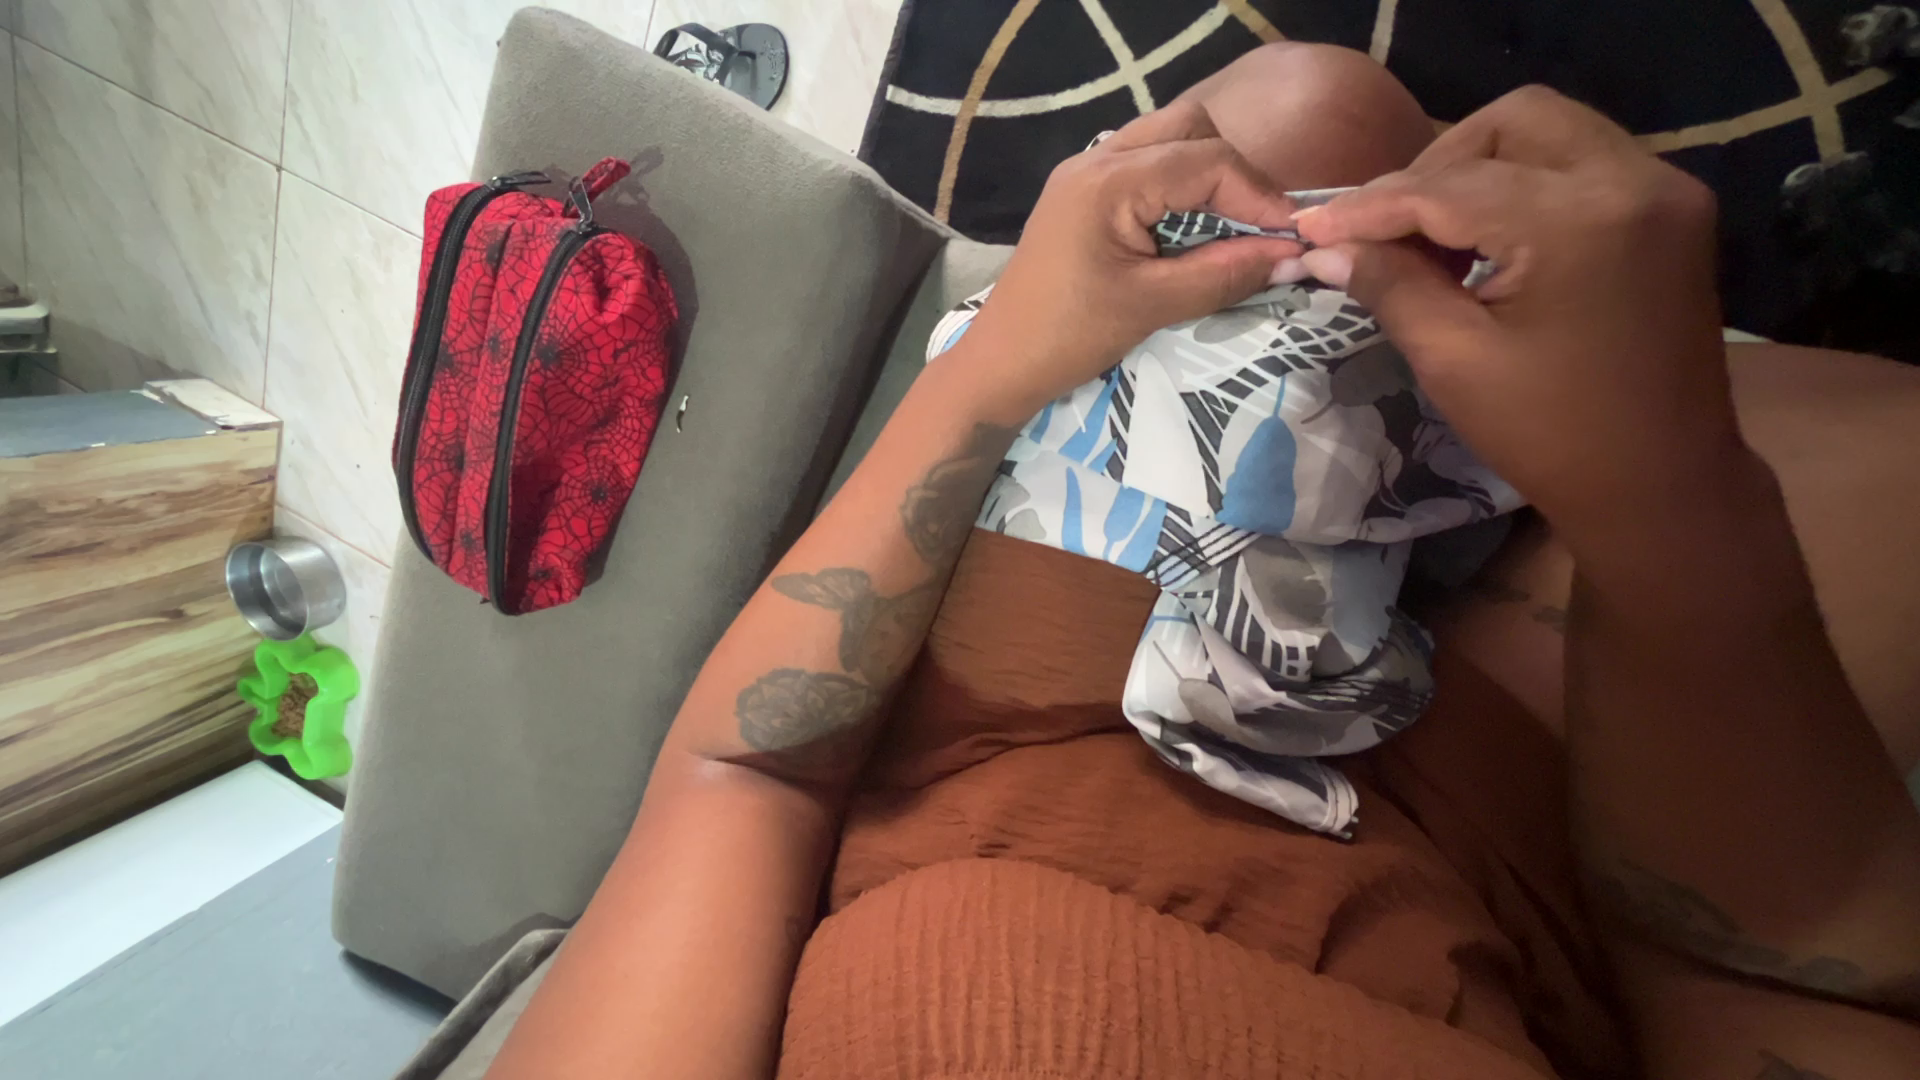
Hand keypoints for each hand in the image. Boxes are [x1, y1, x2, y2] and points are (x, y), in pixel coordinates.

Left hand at [959, 100, 1301, 417]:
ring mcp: (1082, 174)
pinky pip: (1143, 168)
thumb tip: (1291, 256)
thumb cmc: (1066, 339)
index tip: (1293, 236)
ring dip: (1206, 177)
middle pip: (1189, 131)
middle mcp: (1094, 159)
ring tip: (1232, 228)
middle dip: (1234, 174)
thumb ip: (1223, 276)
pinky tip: (1191, 228)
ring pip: (1166, 143)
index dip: (1259, 196)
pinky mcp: (1079, 196)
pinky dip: (1177, 188)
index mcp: (1108, 181)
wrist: (1000, 366)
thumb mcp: (1150, 307)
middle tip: (1259, 227)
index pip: (1206, 162)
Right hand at [1293, 86, 1748, 536]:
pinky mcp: (1664, 212)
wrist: (1656, 477)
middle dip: (1430, 168)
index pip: (1450, 187)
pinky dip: (1514, 190)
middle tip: (1378, 230)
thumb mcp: (1451, 359)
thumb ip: (1389, 286)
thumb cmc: (1545, 431)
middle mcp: (1634, 180)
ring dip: (1471, 174)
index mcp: (1578, 222)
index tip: (1309, 228)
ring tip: (1421, 240)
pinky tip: (1476, 245)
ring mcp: (1660, 191)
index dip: (1369, 207)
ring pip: (1546, 135)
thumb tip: (1324, 250)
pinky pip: (1574, 167)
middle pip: (1512, 123)